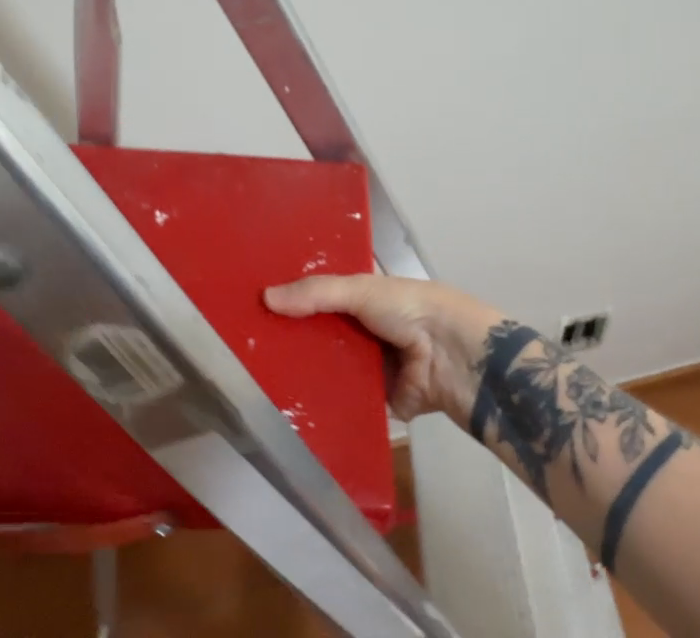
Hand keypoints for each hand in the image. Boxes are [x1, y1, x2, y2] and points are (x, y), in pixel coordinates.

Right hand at [265, 273, 503, 422]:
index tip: (254, 307)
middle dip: (293, 342)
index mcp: (365, 301)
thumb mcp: (361, 290)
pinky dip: (323, 405)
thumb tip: (264, 298)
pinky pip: (344, 403)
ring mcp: (370, 369)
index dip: (293, 302)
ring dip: (304, 375)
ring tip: (257, 379)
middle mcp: (365, 333)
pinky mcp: (375, 403)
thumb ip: (316, 293)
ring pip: (329, 372)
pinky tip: (287, 409)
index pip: (322, 300)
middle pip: (321, 338)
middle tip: (247, 347)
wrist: (452, 355)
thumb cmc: (410, 309)